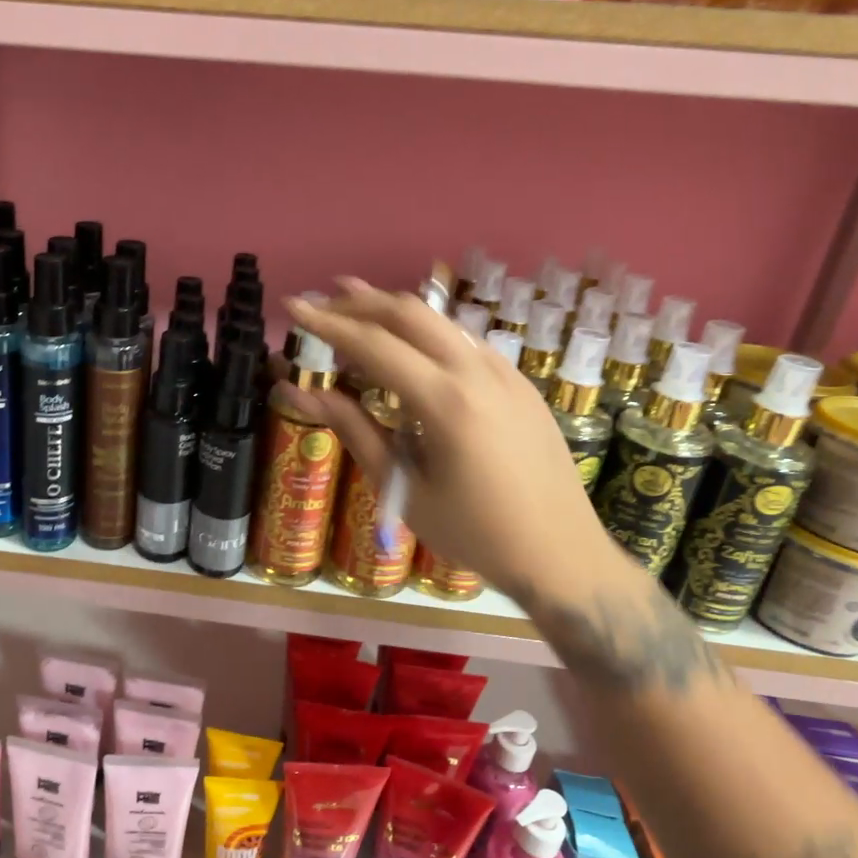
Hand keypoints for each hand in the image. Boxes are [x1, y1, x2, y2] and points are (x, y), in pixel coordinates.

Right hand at [279, 279, 618, 602]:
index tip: (293, 307)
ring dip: (393, 311)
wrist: (564, 556)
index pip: (374, 344)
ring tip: (355, 307)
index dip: (328, 323)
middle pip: (410, 313)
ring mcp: (506, 374)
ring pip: (441, 321)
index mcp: (447, 402)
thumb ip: (354, 430)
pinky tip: (408, 347)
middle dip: (359, 301)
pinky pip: (465, 341)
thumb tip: (301, 391)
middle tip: (321, 301)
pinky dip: (426, 332)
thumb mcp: (404, 489)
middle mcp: (478, 373)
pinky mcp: (520, 384)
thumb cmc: (476, 534)